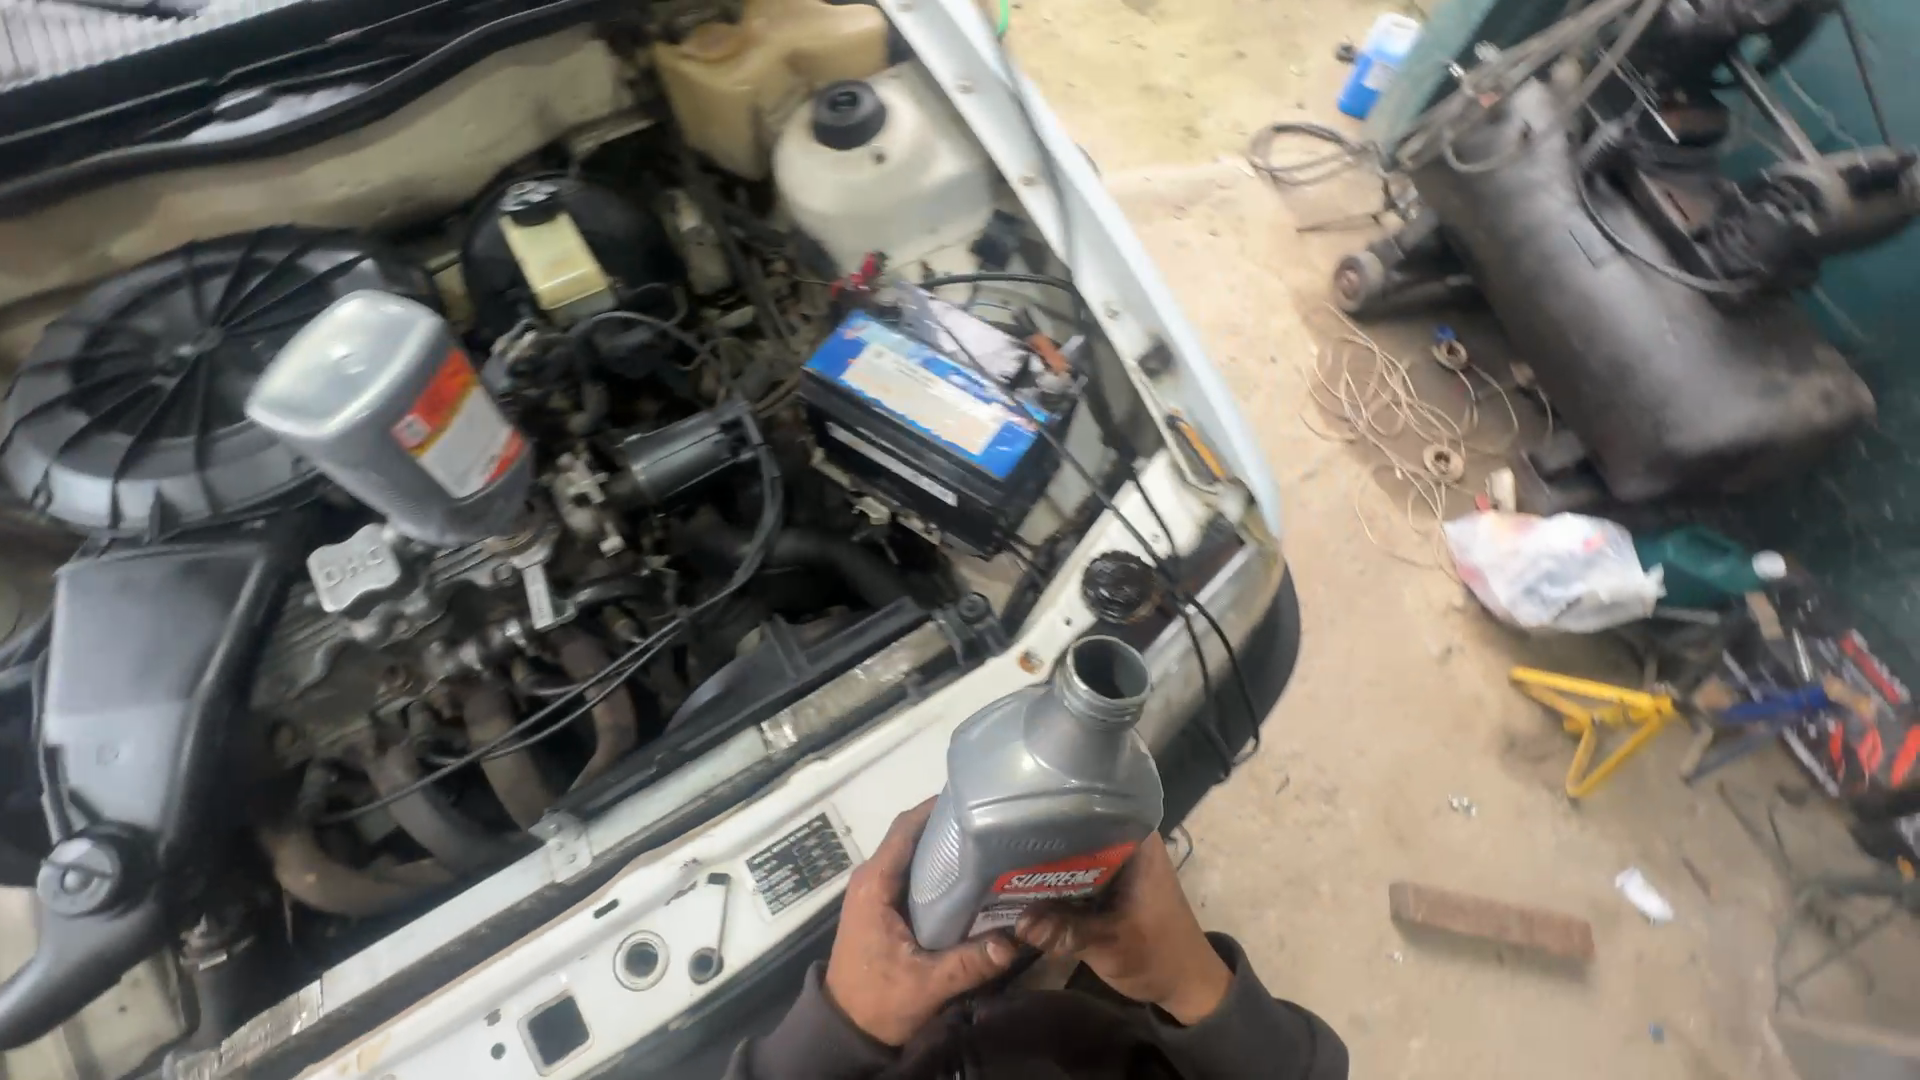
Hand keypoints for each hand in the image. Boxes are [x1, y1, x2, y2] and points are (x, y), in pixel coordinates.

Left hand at [825, 799, 1017, 1045]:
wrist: (845, 1031)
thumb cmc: (878, 1002)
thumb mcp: (926, 985)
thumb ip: (968, 963)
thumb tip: (1014, 941)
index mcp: (875, 883)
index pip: (904, 828)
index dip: (934, 809)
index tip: (970, 799)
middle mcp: (871, 877)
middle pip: (910, 834)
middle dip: (945, 824)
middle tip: (987, 821)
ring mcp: (874, 890)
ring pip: (910, 852)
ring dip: (940, 844)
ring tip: (982, 840)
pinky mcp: (881, 904)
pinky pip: (909, 871)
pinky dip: (934, 865)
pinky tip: (965, 873)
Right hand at [1014, 832, 1230, 1024]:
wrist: (1187, 987)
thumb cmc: (1158, 956)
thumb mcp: (1111, 944)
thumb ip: (1065, 930)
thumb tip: (1018, 922)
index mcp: (1136, 840)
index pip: (1088, 811)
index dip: (1051, 816)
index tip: (1016, 822)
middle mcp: (1124, 839)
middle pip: (1075, 831)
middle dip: (1041, 842)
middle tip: (1001, 845)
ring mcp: (1114, 859)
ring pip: (1072, 852)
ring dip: (1045, 864)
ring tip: (1004, 861)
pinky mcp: (1106, 879)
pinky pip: (1074, 871)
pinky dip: (1055, 881)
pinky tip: (1024, 883)